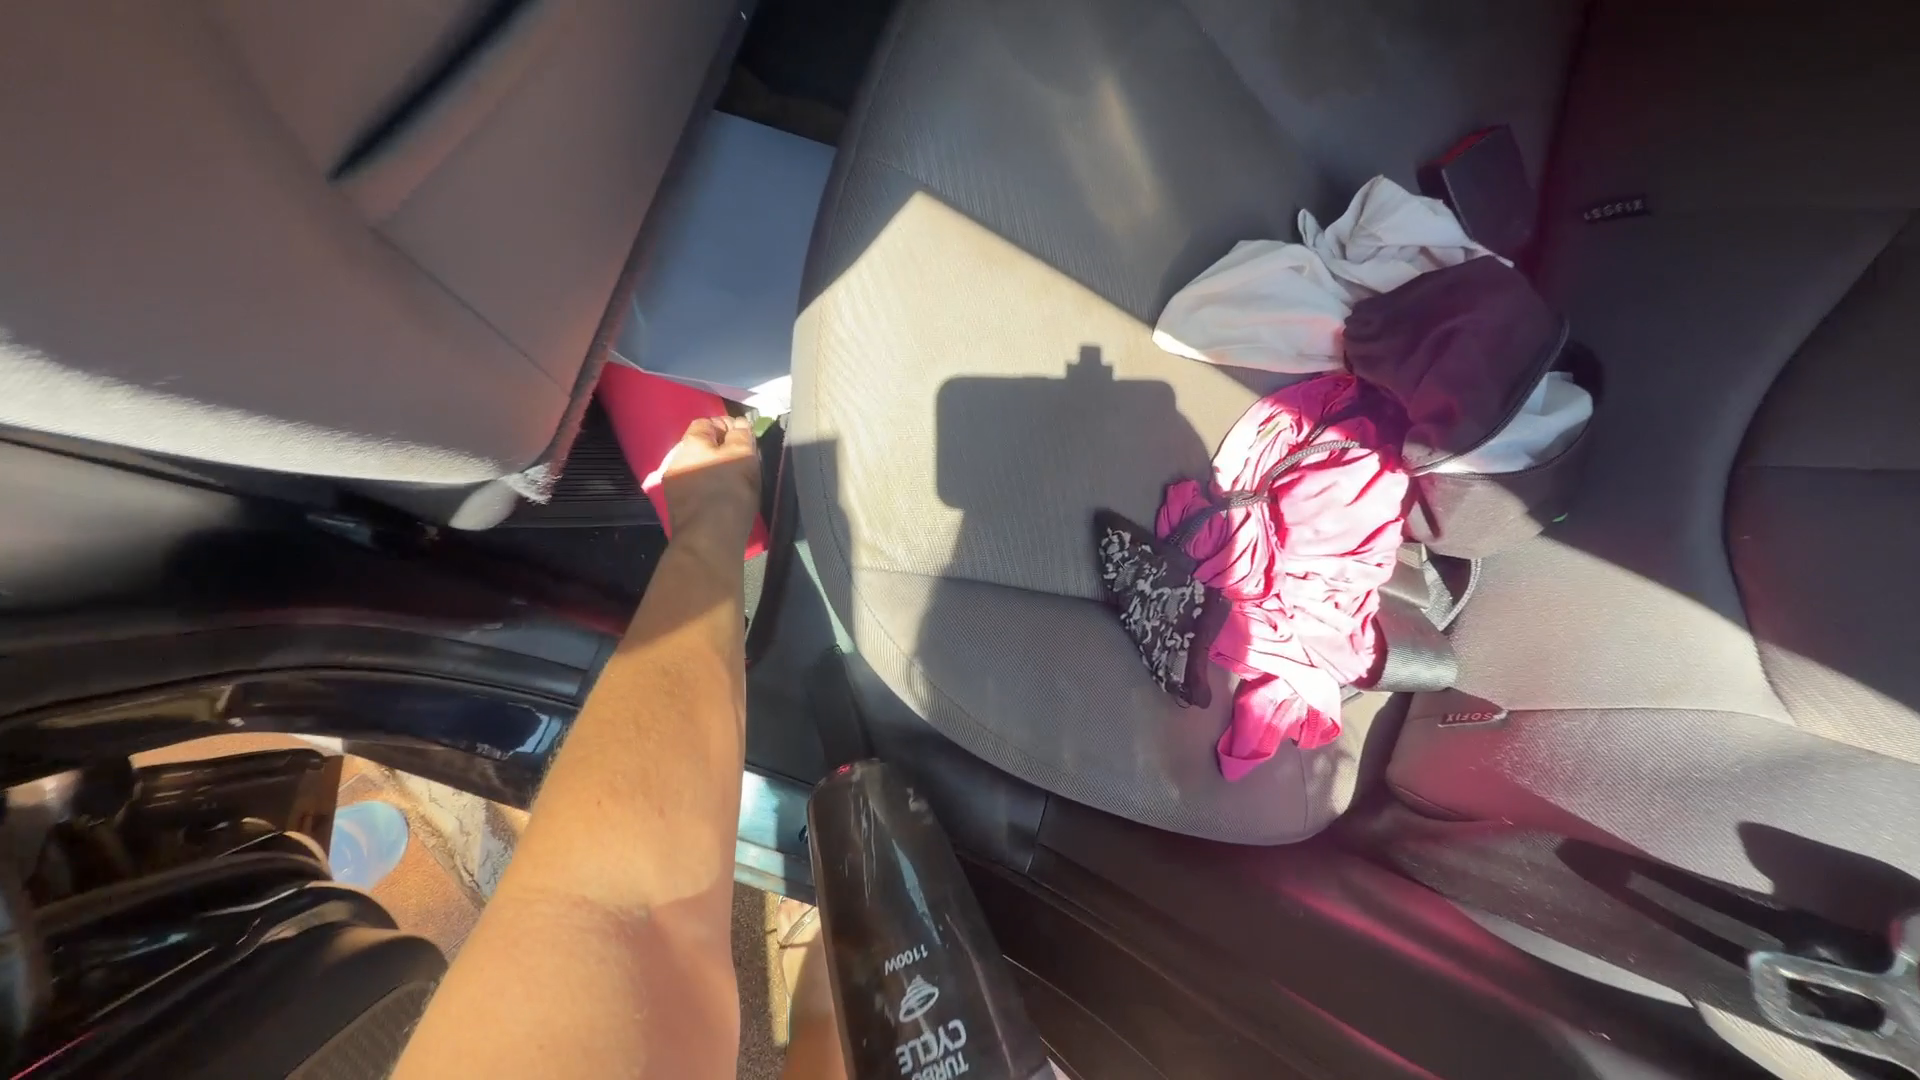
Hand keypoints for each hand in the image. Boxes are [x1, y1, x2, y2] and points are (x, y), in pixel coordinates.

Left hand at [661, 416, 760, 553]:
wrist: (709, 540)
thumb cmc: (728, 491)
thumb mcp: (743, 456)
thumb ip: (742, 435)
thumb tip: (740, 424)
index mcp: (690, 444)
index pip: (707, 422)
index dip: (728, 425)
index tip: (747, 438)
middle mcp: (676, 462)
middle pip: (702, 448)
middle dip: (723, 450)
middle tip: (747, 462)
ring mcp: (675, 488)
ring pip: (700, 470)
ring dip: (717, 472)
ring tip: (739, 484)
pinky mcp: (681, 510)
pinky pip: (699, 491)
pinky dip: (712, 491)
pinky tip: (726, 502)